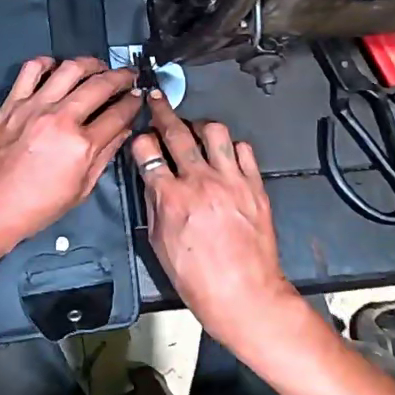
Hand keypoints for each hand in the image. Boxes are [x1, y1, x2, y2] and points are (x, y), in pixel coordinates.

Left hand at [0, 57, 141, 261]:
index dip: (134, 103)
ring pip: (70, 69)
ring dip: (91, 64)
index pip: (119, 114)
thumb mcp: (79, 191)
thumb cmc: (33, 208)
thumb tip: (122, 131)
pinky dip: (47, 63)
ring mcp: (34, 107)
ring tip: (99, 67)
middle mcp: (60, 119)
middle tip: (128, 76)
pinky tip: (57, 68)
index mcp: (81, 146)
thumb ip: (104, 156)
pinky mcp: (12, 104)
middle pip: (101, 85)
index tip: (139, 97)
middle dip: (122, 77)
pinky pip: (31, 70)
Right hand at [130, 97, 301, 350]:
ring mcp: (231, 181)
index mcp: (171, 198)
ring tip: (194, 128)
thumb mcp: (158, 243)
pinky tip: (223, 153)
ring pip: (214, 131)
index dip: (139, 139)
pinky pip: (243, 150)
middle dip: (161, 111)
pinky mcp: (255, 186)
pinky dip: (230, 146)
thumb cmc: (199, 278)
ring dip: (198, 124)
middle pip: (176, 131)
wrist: (244, 294)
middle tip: (157, 100)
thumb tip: (150, 180)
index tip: (139, 138)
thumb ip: (153, 204)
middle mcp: (201, 182)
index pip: (147, 151)